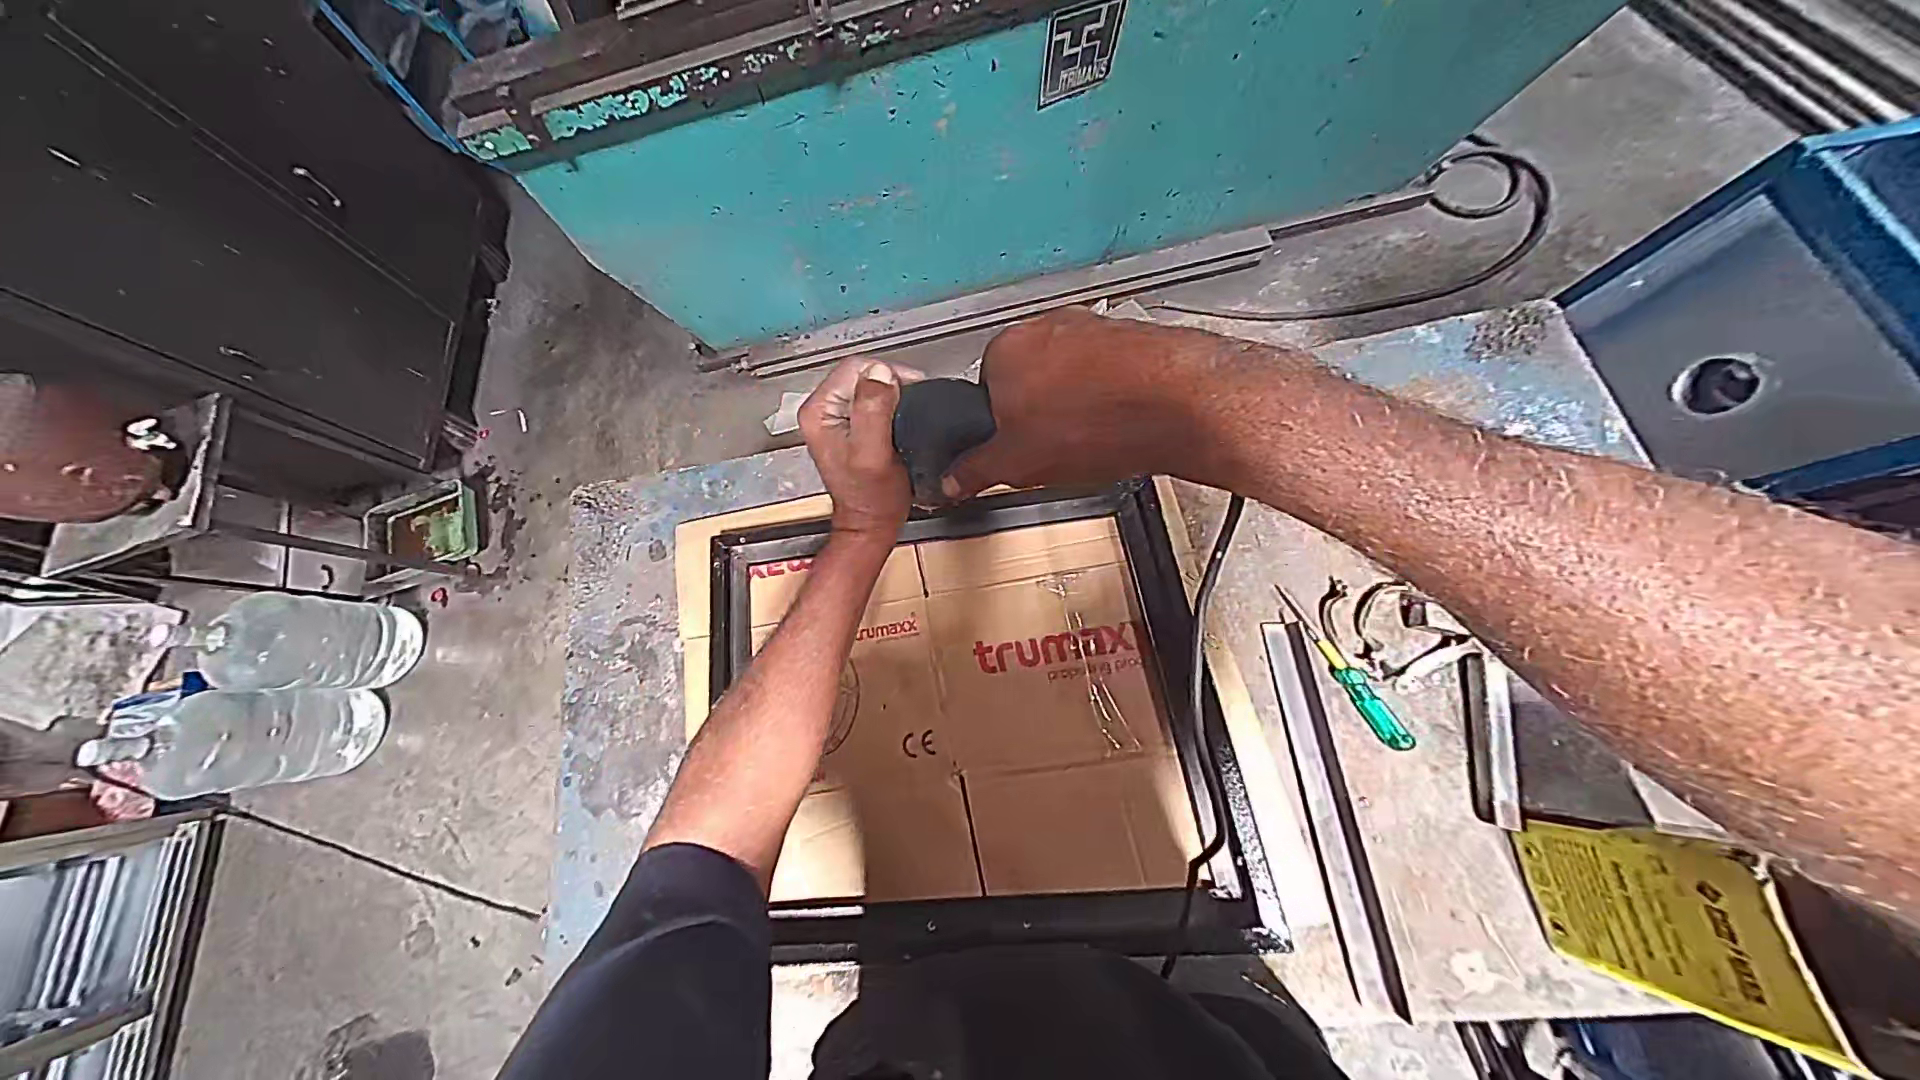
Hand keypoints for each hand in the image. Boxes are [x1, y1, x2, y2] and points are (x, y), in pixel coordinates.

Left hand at [799, 357, 919, 539]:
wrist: (871, 523)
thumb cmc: (871, 498)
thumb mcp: (873, 454)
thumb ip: (873, 411)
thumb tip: (881, 373)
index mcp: (818, 412)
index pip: (856, 367)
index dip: (888, 375)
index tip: (909, 393)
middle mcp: (822, 411)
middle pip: (863, 374)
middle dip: (892, 385)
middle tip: (911, 408)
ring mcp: (837, 419)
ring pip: (871, 387)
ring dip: (894, 397)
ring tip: (907, 417)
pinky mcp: (852, 427)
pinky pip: (875, 403)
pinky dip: (892, 408)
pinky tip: (900, 423)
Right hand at [942, 308, 1271, 499]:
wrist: (1178, 403)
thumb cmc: (1098, 420)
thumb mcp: (1018, 463)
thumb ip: (975, 471)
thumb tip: (953, 480)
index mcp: (1003, 349)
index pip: (985, 394)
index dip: (1002, 430)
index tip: (1018, 449)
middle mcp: (1044, 326)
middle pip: (1027, 383)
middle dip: (1038, 417)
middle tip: (1055, 450)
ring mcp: (1089, 327)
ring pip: (1068, 379)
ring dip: (1075, 408)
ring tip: (1093, 440)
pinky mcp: (1128, 336)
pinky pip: (1104, 375)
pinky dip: (1108, 398)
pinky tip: (1119, 424)